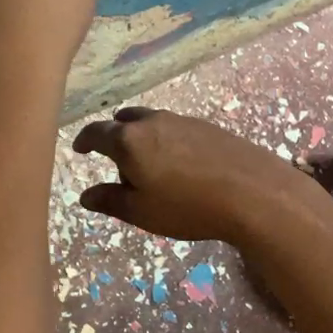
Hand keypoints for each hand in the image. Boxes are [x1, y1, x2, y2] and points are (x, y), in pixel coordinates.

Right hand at [70, 108, 324, 242]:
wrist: (253, 192)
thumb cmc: (188, 207)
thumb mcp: (142, 212)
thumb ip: (110, 201)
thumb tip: (85, 195)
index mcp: (129, 141)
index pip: (97, 133)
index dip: (84, 140)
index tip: (79, 148)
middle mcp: (152, 122)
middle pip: (124, 120)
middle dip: (115, 136)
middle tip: (117, 161)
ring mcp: (183, 120)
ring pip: (152, 121)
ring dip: (143, 137)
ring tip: (150, 166)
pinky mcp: (208, 126)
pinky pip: (176, 127)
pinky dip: (167, 140)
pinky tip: (180, 165)